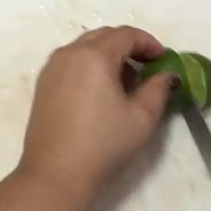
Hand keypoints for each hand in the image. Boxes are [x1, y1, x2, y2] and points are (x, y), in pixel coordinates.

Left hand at [16, 26, 176, 202]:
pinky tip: (102, 92)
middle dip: (129, 46)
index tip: (164, 58)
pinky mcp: (43, 85)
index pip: (126, 34)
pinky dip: (90, 66)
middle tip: (148, 66)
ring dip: (109, 55)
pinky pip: (72, 62)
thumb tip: (167, 75)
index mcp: (94, 55)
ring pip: (85, 48)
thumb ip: (158, 89)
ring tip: (126, 82)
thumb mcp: (142, 118)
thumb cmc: (103, 144)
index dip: (148, 42)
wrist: (55, 175)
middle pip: (104, 36)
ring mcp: (52, 68)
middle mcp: (69, 53)